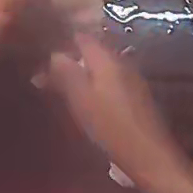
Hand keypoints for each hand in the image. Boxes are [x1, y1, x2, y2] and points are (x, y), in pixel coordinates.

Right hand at [44, 34, 184, 185]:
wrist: (150, 156)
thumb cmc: (110, 125)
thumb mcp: (80, 98)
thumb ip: (65, 72)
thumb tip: (54, 53)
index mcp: (106, 58)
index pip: (81, 36)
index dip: (61, 41)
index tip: (42, 52)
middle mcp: (121, 62)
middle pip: (91, 51)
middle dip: (70, 59)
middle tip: (47, 74)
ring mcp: (132, 78)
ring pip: (100, 67)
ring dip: (82, 73)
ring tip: (62, 88)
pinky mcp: (137, 96)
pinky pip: (109, 80)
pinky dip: (94, 85)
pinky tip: (86, 100)